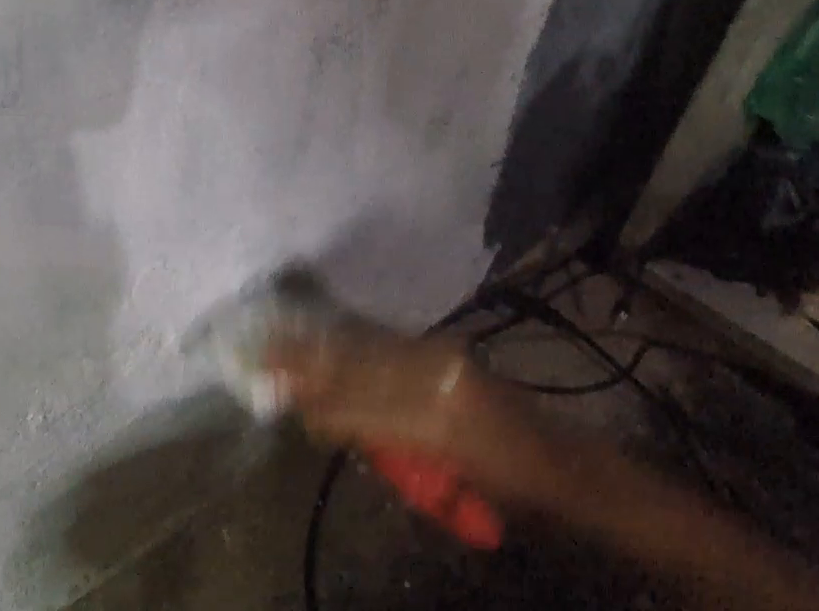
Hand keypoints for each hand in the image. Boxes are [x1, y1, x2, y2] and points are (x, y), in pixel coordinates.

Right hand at [262, 316, 565, 506]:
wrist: (557, 456)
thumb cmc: (499, 488)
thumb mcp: (438, 480)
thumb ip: (382, 443)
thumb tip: (322, 420)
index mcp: (436, 427)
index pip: (358, 411)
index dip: (316, 404)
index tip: (275, 393)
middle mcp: (437, 383)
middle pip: (357, 369)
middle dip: (306, 362)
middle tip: (262, 354)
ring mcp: (443, 357)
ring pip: (367, 347)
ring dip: (320, 342)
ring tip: (280, 334)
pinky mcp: (445, 345)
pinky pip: (387, 339)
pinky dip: (350, 336)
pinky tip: (322, 331)